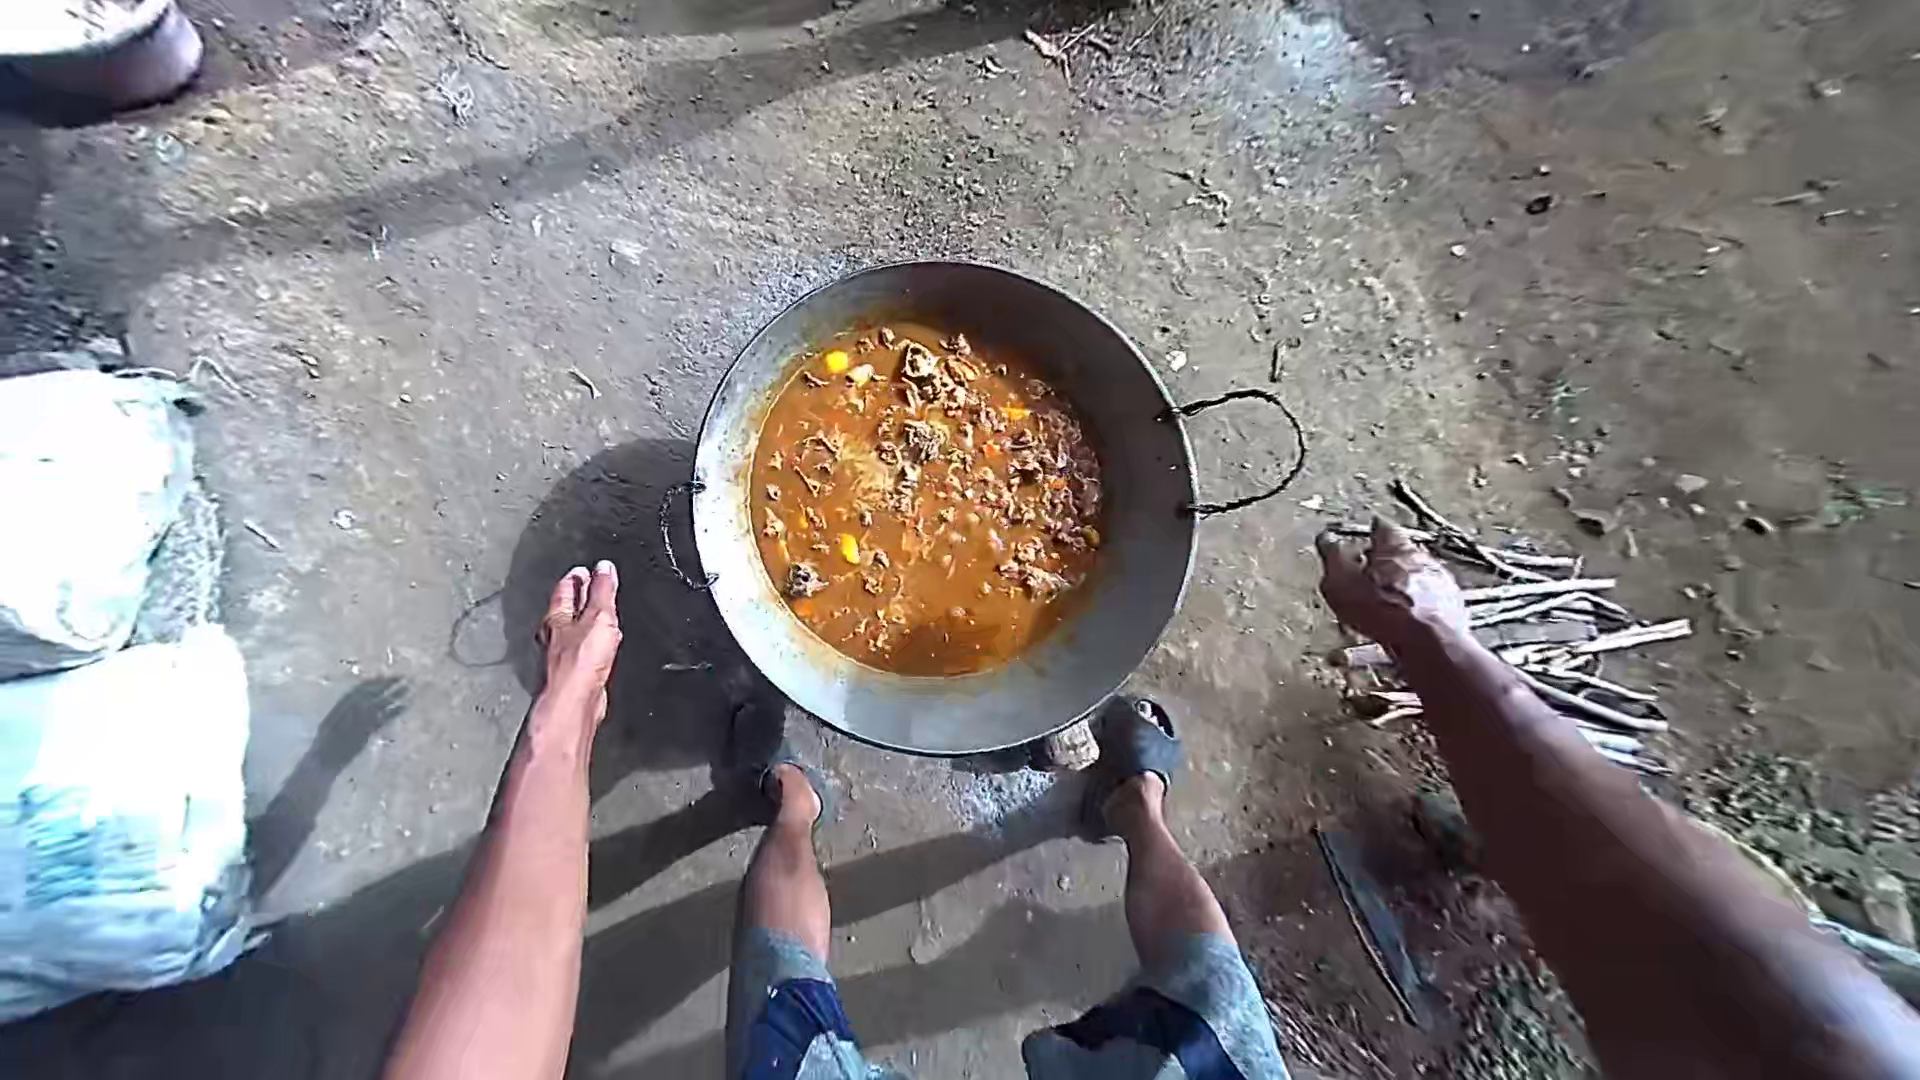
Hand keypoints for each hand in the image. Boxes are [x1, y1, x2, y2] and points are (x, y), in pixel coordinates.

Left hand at [535, 561, 621, 724]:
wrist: (574, 701)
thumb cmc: (579, 662)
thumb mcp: (599, 617)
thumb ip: (603, 591)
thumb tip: (604, 568)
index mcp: (557, 617)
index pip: (566, 589)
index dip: (576, 577)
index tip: (584, 569)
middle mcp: (555, 635)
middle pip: (565, 608)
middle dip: (577, 595)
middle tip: (587, 584)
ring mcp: (562, 654)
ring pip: (572, 628)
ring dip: (582, 617)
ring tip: (593, 611)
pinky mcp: (573, 671)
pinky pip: (582, 647)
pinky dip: (589, 639)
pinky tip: (596, 643)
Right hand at [1315, 517, 1467, 647]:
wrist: (1428, 643)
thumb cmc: (1381, 609)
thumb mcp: (1340, 581)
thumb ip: (1332, 557)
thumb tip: (1325, 538)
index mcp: (1395, 548)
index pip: (1383, 528)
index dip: (1372, 529)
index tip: (1367, 528)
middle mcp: (1423, 560)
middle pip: (1402, 553)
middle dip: (1386, 560)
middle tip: (1369, 570)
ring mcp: (1442, 585)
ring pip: (1416, 578)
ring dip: (1402, 585)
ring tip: (1383, 600)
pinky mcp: (1452, 610)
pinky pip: (1428, 601)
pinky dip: (1415, 606)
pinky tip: (1402, 619)